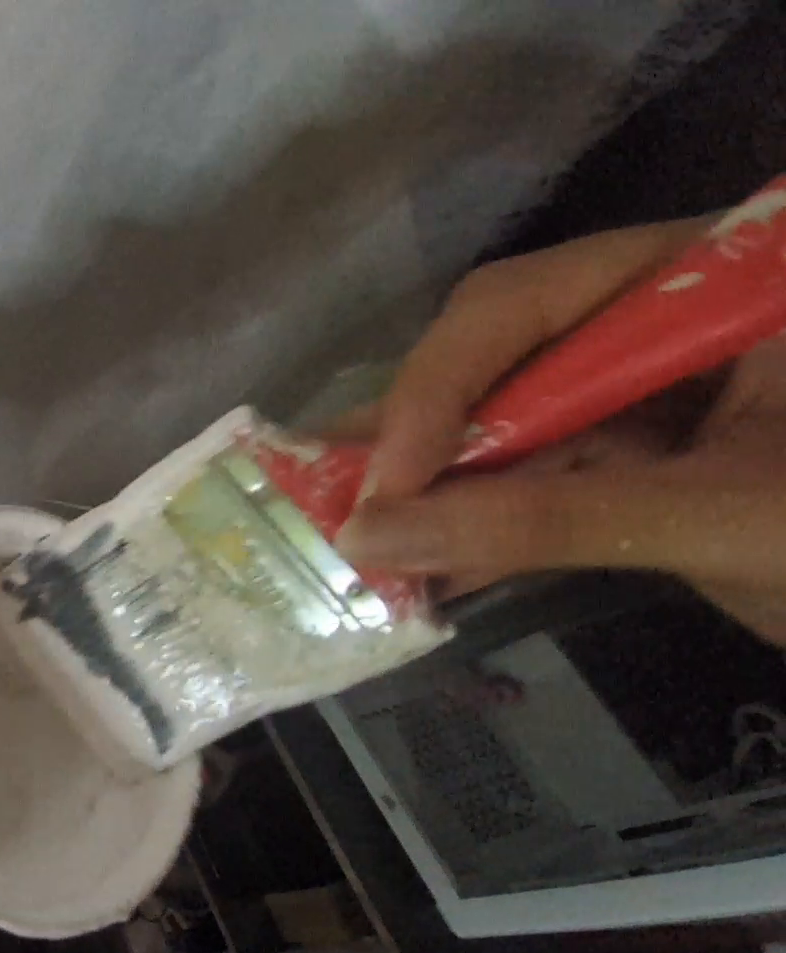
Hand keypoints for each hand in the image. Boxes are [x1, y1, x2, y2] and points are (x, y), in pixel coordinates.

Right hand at [334, 217, 785, 643]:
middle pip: (491, 353)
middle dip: (415, 436)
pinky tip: (419, 555)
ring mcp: (645, 379)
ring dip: (425, 481)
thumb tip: (368, 538)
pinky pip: (523, 466)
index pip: (524, 303)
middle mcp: (666, 309)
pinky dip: (470, 516)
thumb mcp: (731, 524)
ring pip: (495, 414)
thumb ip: (545, 522)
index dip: (436, 390)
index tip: (387, 484)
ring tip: (353, 528)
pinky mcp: (632, 440)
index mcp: (727, 274)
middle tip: (345, 504)